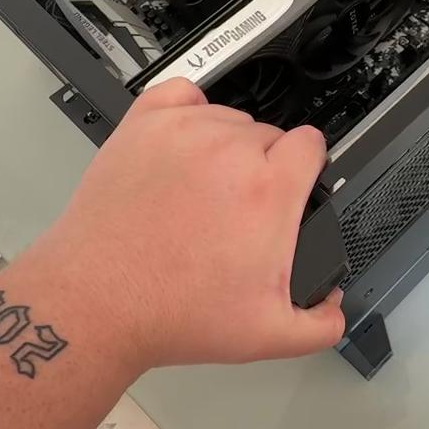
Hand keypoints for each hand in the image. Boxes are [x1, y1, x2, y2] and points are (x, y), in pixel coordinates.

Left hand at [7, 78, 345, 370]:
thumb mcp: (265, 335)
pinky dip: (191, 110)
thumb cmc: (170, 311)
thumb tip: (334, 307)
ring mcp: (183, 135)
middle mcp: (229, 153)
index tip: (297, 182)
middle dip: (267, 165)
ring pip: (230, 117)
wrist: (94, 305)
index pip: (312, 143)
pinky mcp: (143, 128)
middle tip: (244, 207)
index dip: (310, 164)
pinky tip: (188, 144)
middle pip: (273, 133)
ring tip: (208, 188)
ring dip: (228, 144)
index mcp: (267, 191)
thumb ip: (319, 325)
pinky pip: (182, 93)